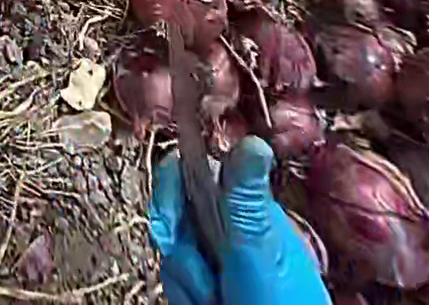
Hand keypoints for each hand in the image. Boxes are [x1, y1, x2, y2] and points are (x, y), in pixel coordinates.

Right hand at [148, 137, 329, 304]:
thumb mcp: (260, 247)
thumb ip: (247, 195)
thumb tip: (254, 140)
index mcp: (243, 202)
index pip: (189, 168)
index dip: (170, 190)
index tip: (168, 223)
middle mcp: (227, 223)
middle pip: (174, 210)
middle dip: (179, 248)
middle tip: (205, 280)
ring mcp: (217, 255)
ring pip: (173, 250)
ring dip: (187, 281)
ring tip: (216, 301)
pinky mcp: (207, 284)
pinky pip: (177, 281)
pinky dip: (188, 298)